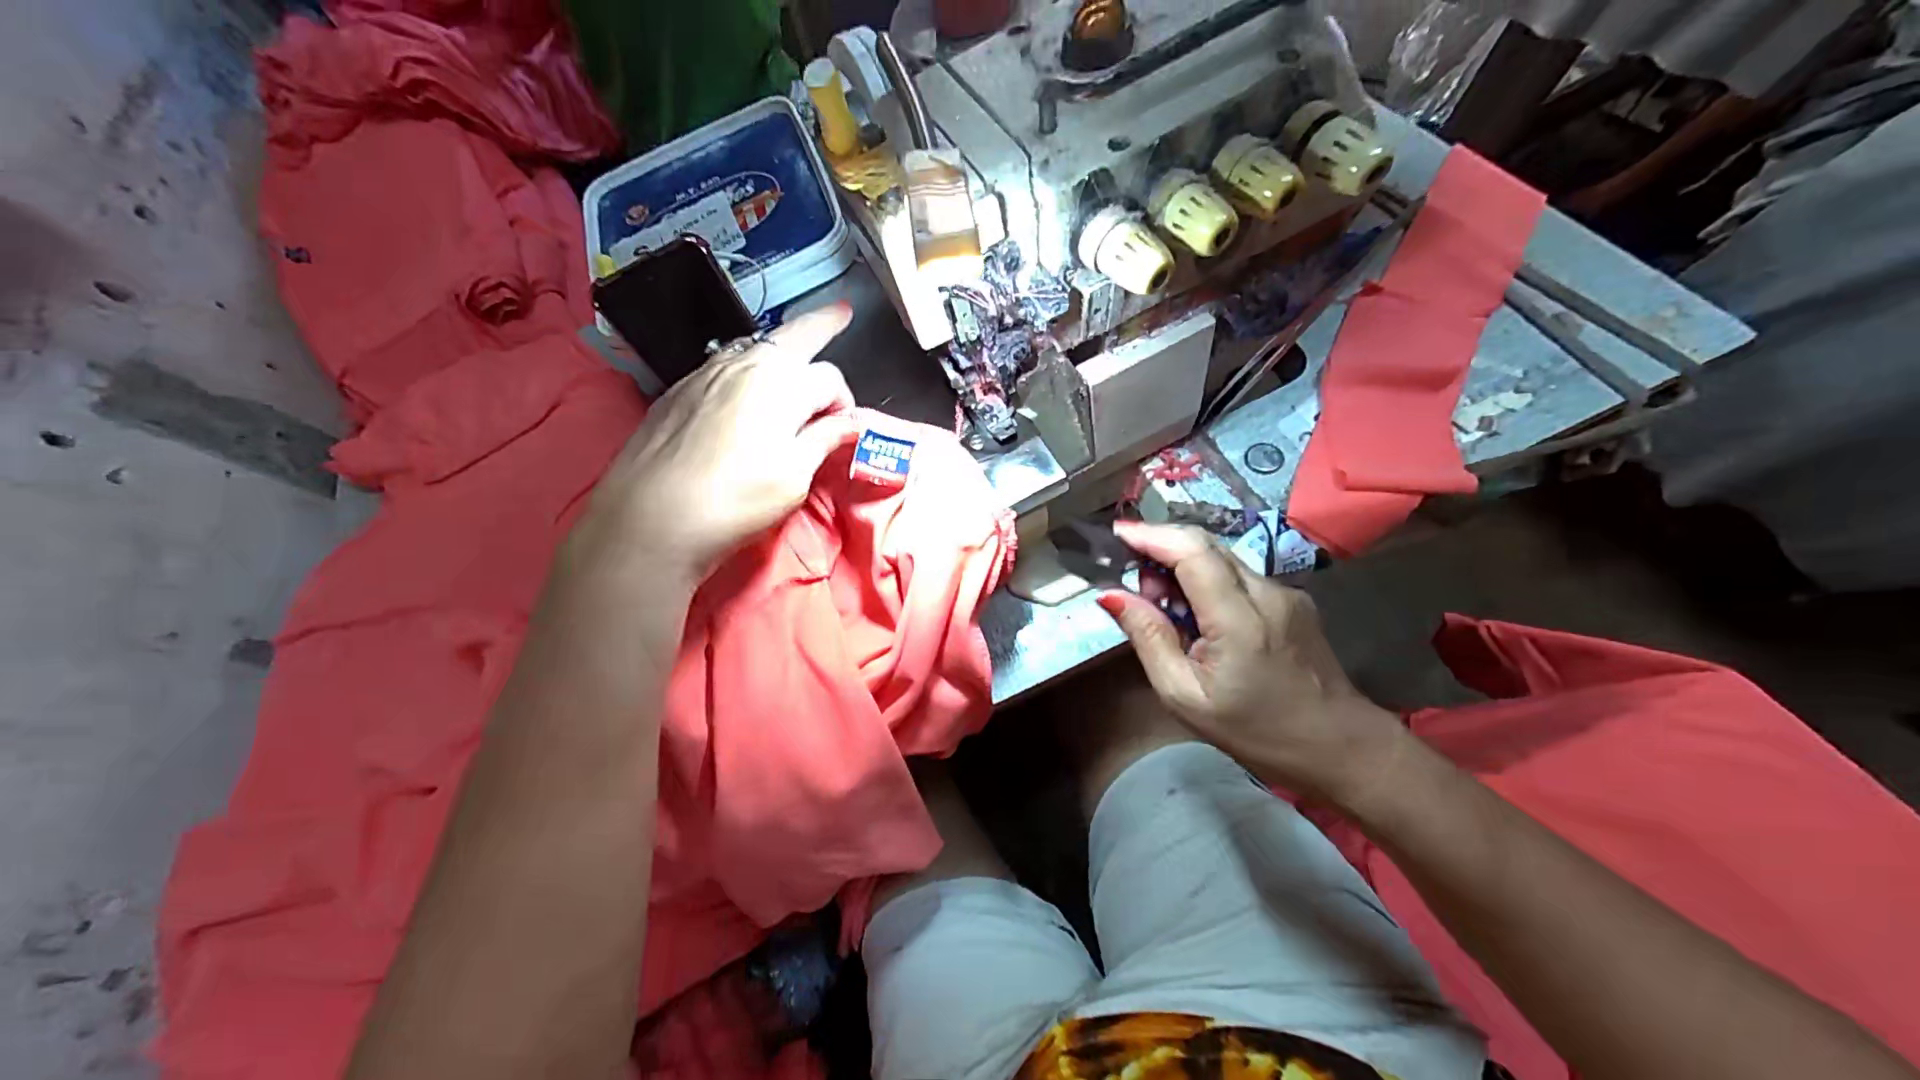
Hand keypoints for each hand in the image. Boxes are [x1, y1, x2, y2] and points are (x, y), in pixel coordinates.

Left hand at [568, 302, 859, 586]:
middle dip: (822, 324)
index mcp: (782, 382)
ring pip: (756, 348)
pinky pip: (724, 366)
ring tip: (794, 358)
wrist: (651, 518)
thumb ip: (824, 439)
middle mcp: (744, 363)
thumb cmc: (735, 500)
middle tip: (841, 313)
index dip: (845, 403)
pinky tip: (747, 391)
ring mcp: (706, 372)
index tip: (844, 431)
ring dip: (782, 350)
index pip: (830, 379)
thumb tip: (851, 422)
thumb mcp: (794, 475)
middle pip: (794, 336)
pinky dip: (747, 368)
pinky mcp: (678, 390)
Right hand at [1096, 521, 1410, 803]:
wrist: (1340, 747)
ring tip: (1168, 612)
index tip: (1118, 533)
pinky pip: (1239, 576)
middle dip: (1162, 552)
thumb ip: (1149, 639)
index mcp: (1240, 619)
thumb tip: (1111, 595)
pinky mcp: (1293, 599)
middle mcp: (1267, 593)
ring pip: (1222, 559)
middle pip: (1206, 546)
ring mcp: (1286, 593)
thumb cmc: (1256, 732)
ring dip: (1184, 569)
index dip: (1152, 535)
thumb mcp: (1185, 696)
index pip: (1192, 552)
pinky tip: (1200, 619)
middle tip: (1140, 591)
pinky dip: (1208, 583)